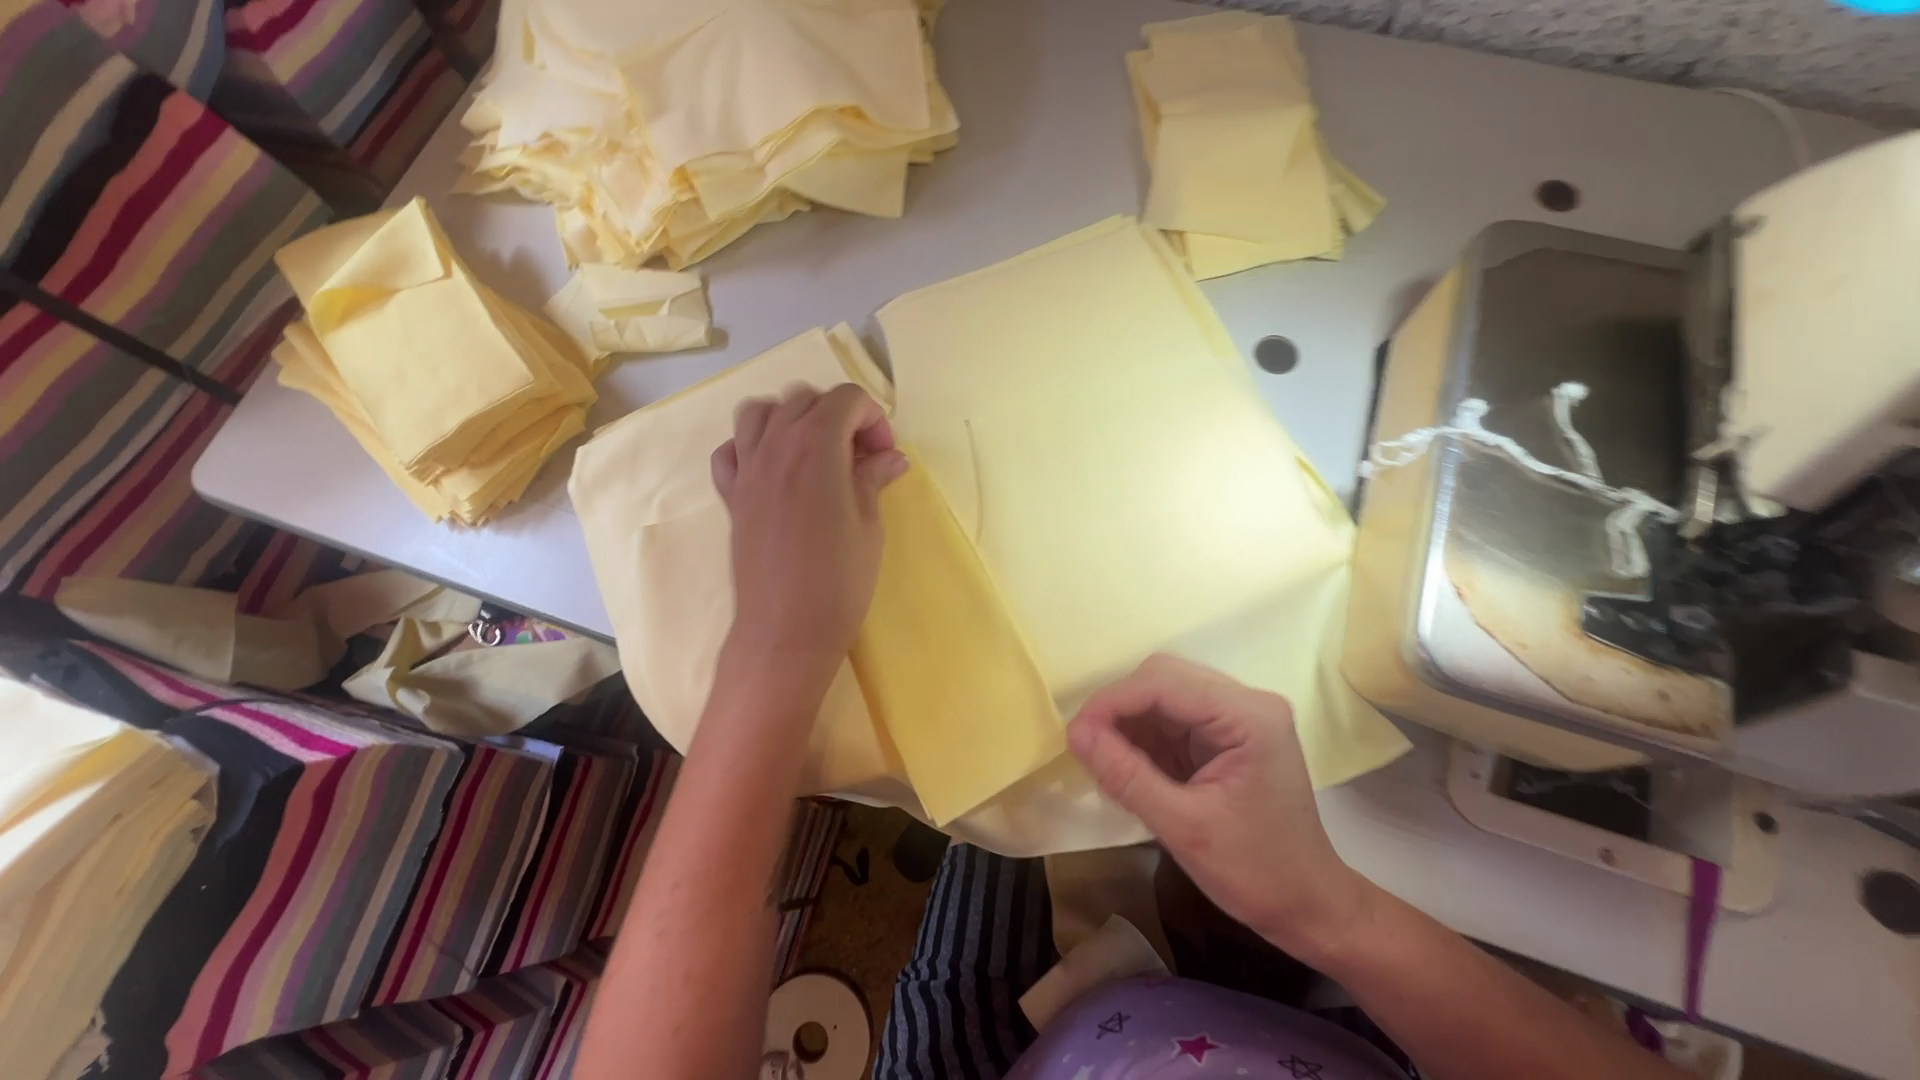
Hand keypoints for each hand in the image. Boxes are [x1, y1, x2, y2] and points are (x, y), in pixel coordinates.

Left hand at [710, 383, 908, 693]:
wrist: (786, 630)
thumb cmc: (840, 579)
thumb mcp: (869, 524)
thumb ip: (874, 478)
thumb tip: (891, 457)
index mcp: (815, 445)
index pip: (846, 399)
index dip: (873, 419)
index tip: (884, 456)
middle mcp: (775, 445)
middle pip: (804, 399)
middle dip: (838, 415)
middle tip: (859, 457)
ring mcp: (746, 469)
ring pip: (759, 412)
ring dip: (791, 419)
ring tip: (814, 453)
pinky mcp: (730, 495)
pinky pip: (731, 450)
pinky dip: (751, 447)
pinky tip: (774, 471)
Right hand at [1067, 654, 1375, 963]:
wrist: (1307, 906)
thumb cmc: (1255, 872)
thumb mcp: (1183, 827)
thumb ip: (1127, 776)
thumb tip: (1074, 734)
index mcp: (1249, 716)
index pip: (1165, 683)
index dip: (1113, 702)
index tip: (1073, 734)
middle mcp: (1246, 703)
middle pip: (1164, 679)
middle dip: (1119, 709)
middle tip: (1084, 747)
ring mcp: (1237, 717)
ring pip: (1163, 696)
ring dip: (1128, 724)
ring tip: (1103, 762)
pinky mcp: (1226, 736)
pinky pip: (1172, 720)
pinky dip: (1143, 739)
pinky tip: (1126, 767)